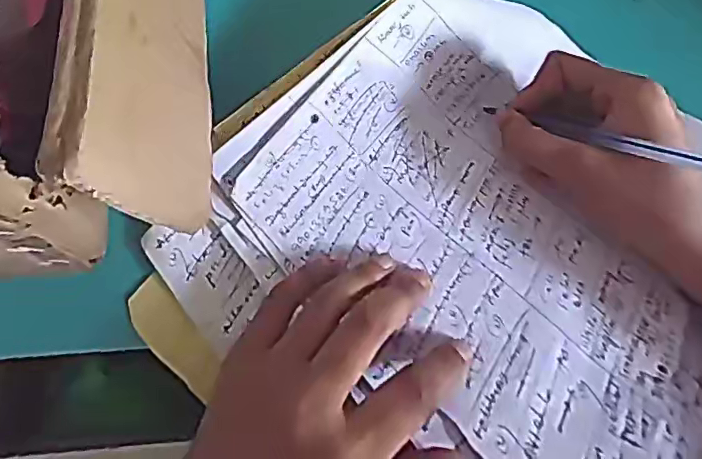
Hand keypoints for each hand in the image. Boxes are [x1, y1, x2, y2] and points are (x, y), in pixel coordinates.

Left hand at [189, 257, 468, 458]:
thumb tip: (456, 451)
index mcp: (346, 454)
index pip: (410, 396)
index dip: (442, 366)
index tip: (459, 347)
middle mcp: (312, 403)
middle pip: (368, 329)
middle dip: (402, 298)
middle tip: (421, 281)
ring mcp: (273, 372)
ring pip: (326, 304)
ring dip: (361, 276)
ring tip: (386, 263)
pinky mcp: (243, 356)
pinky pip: (279, 301)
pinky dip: (308, 276)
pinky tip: (331, 263)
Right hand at [496, 51, 701, 310]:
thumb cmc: (645, 207)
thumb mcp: (580, 172)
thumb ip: (533, 142)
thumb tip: (502, 122)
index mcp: (629, 90)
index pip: (562, 70)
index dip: (533, 95)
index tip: (517, 129)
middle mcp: (635, 98)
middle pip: (568, 92)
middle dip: (540, 121)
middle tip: (522, 153)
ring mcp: (639, 124)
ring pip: (576, 118)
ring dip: (550, 141)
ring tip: (537, 171)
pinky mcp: (638, 150)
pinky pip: (591, 138)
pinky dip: (569, 153)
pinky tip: (558, 179)